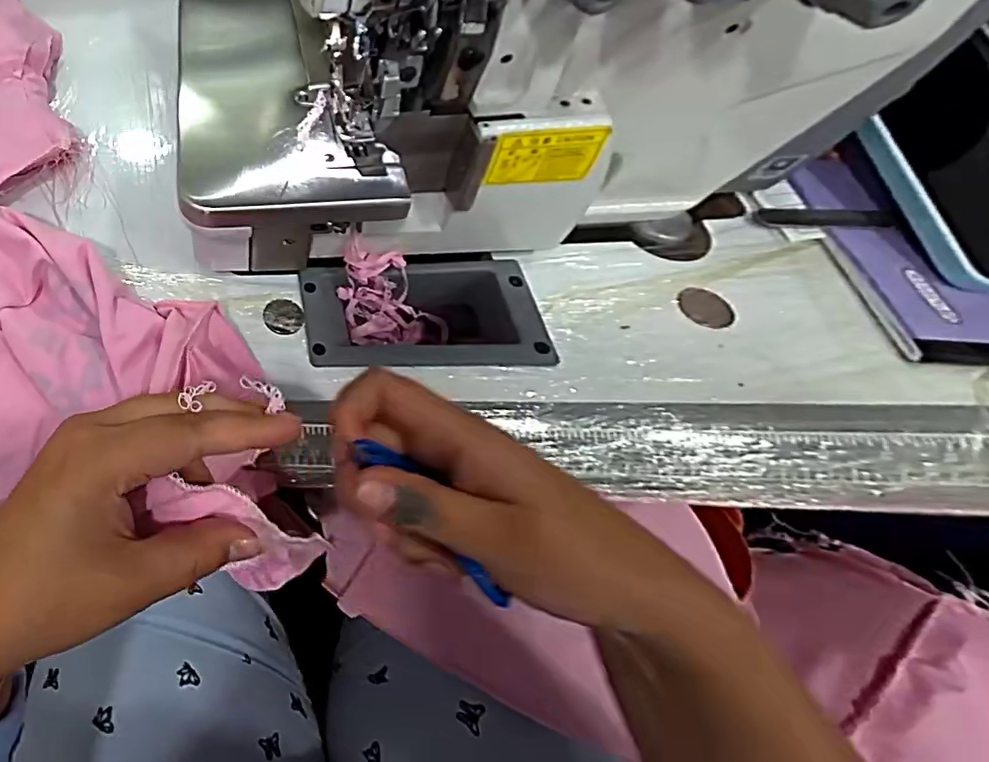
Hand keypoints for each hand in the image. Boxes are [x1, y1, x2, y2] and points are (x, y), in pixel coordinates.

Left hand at [0, 391, 302, 748]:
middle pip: (171, 408)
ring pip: (153, 416)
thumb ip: (198, 548)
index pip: (188, 430)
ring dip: (197, 433)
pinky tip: (191, 479)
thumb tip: (252, 530)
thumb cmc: (49, 599)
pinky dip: (170, 449)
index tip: (291, 425)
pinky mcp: (74, 453)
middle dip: (225, 413)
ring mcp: (78, 437)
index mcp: (101, 453)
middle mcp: (90, 429)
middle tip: (274, 427)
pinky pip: (134, 435)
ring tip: (241, 459)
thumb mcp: (132, 581)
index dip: (245, 427)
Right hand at [332, 369, 729, 635]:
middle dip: (369, 490)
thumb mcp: (500, 538)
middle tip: (393, 534)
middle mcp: (446, 445)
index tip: (351, 471)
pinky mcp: (456, 503)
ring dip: (393, 523)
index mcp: (459, 433)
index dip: (351, 415)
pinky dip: (412, 538)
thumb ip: (425, 508)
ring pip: (386, 482)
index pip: (381, 389)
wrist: (638, 600)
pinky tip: (448, 564)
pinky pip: (409, 510)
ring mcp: (450, 475)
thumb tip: (357, 484)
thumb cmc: (580, 558)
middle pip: (373, 441)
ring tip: (436, 558)